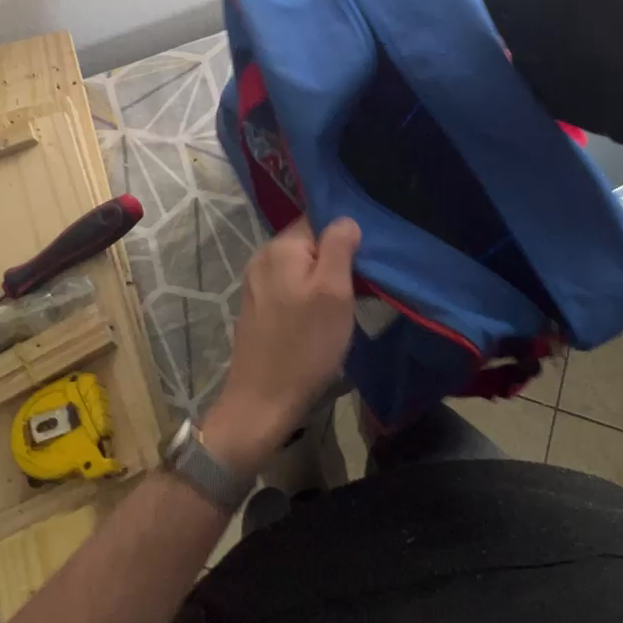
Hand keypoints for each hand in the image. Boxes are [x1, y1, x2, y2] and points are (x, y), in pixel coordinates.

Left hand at [203, 217, 360, 476]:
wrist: (263, 403)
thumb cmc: (306, 345)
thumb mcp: (334, 292)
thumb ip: (340, 247)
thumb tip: (346, 219)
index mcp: (281, 247)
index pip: (320, 219)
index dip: (345, 236)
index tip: (366, 259)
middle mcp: (263, 257)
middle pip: (310, 242)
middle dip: (335, 259)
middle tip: (361, 284)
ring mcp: (257, 284)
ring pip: (301, 267)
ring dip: (324, 280)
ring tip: (345, 303)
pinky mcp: (258, 308)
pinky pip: (290, 287)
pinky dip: (308, 296)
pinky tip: (320, 319)